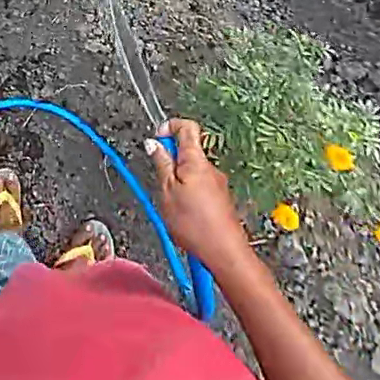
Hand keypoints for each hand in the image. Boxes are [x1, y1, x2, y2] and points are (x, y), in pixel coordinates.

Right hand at [146, 119, 252, 273]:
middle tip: (161, 179)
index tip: (157, 138)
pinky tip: (185, 212)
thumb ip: (161, 164)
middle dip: (171, 159)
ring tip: (172, 201)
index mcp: (195, 160)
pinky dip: (189, 191)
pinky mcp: (220, 197)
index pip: (186, 126)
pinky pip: (200, 185)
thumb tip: (154, 144)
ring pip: (193, 169)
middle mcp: (209, 167)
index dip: (170, 126)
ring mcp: (217, 182)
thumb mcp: (167, 192)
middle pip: (188, 148)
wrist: (224, 252)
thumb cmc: (196, 225)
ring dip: (179, 178)